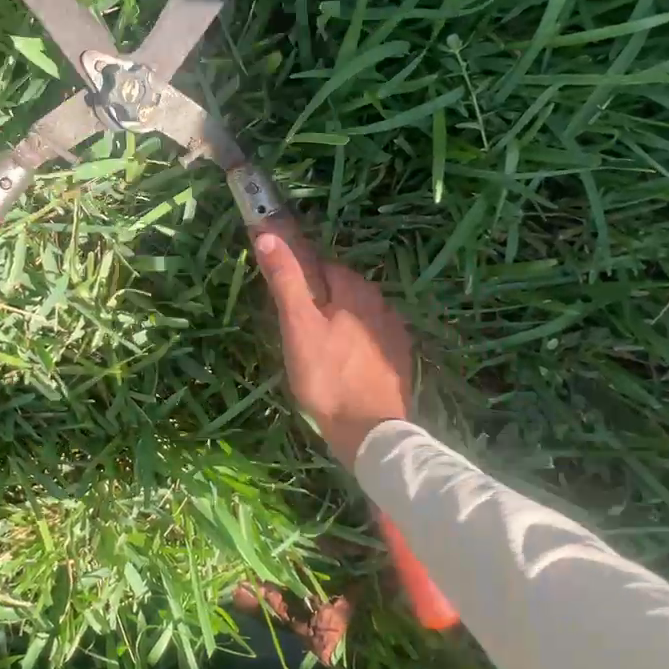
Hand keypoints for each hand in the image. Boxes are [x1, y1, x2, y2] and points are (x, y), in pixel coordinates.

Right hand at [252, 230, 413, 465]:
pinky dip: (355, 347)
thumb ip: (286, 279)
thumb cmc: (326, 376)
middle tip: (298, 335)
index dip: (302, 283)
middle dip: (321, 304)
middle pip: (341, 291)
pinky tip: (342, 368)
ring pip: (357, 316)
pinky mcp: (400, 359)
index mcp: (356, 289)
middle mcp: (381, 302)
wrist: (370, 433)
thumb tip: (268, 235)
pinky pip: (370, 340)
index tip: (288, 308)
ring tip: (318, 354)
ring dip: (339, 325)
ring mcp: (394, 332)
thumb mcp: (298, 325)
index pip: (322, 267)